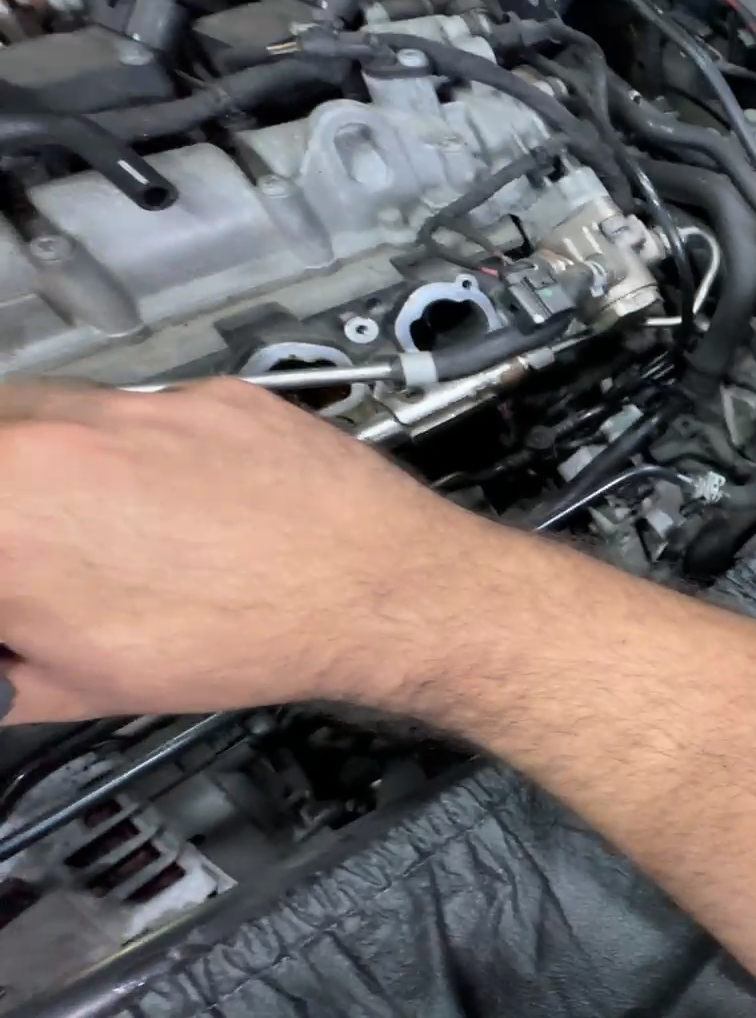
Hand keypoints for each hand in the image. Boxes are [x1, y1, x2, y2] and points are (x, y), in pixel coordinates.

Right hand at [0, 378, 515, 723]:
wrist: (398, 592)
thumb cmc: (268, 637)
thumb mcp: (76, 678)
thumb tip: (6, 640)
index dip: (3, 562)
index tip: (19, 573)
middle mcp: (60, 439)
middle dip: (5, 501)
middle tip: (40, 543)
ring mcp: (154, 408)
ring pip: (51, 417)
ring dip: (61, 463)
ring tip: (128, 523)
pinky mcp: (229, 397)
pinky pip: (157, 412)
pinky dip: (159, 448)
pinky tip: (202, 494)